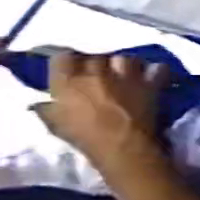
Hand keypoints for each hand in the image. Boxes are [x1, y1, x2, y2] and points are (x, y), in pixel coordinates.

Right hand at [36, 52, 170, 166]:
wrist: (121, 143)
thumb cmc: (83, 135)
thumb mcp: (53, 122)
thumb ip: (46, 107)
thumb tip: (42, 102)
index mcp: (67, 82)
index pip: (62, 56)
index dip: (66, 60)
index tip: (69, 67)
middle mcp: (97, 73)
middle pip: (97, 57)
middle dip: (97, 64)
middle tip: (98, 75)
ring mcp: (127, 76)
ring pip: (126, 58)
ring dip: (125, 65)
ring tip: (125, 75)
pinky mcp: (152, 83)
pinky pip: (158, 67)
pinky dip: (156, 70)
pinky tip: (151, 76)